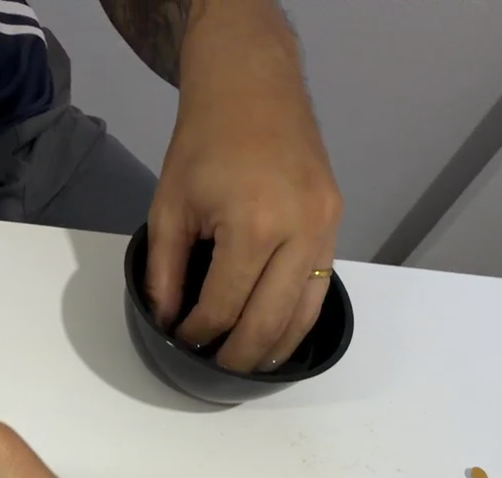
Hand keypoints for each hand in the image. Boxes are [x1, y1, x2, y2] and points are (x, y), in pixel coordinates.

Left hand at [147, 7, 341, 373]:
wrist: (253, 86)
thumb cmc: (204, 143)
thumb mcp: (168, 210)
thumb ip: (165, 275)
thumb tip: (168, 322)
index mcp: (252, 225)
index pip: (223, 308)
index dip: (198, 333)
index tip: (183, 338)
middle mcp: (299, 230)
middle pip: (268, 321)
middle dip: (237, 355)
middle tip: (214, 367)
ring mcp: (326, 226)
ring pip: (304, 313)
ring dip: (274, 348)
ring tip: (247, 366)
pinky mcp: (336, 221)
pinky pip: (322, 287)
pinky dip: (298, 319)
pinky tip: (277, 335)